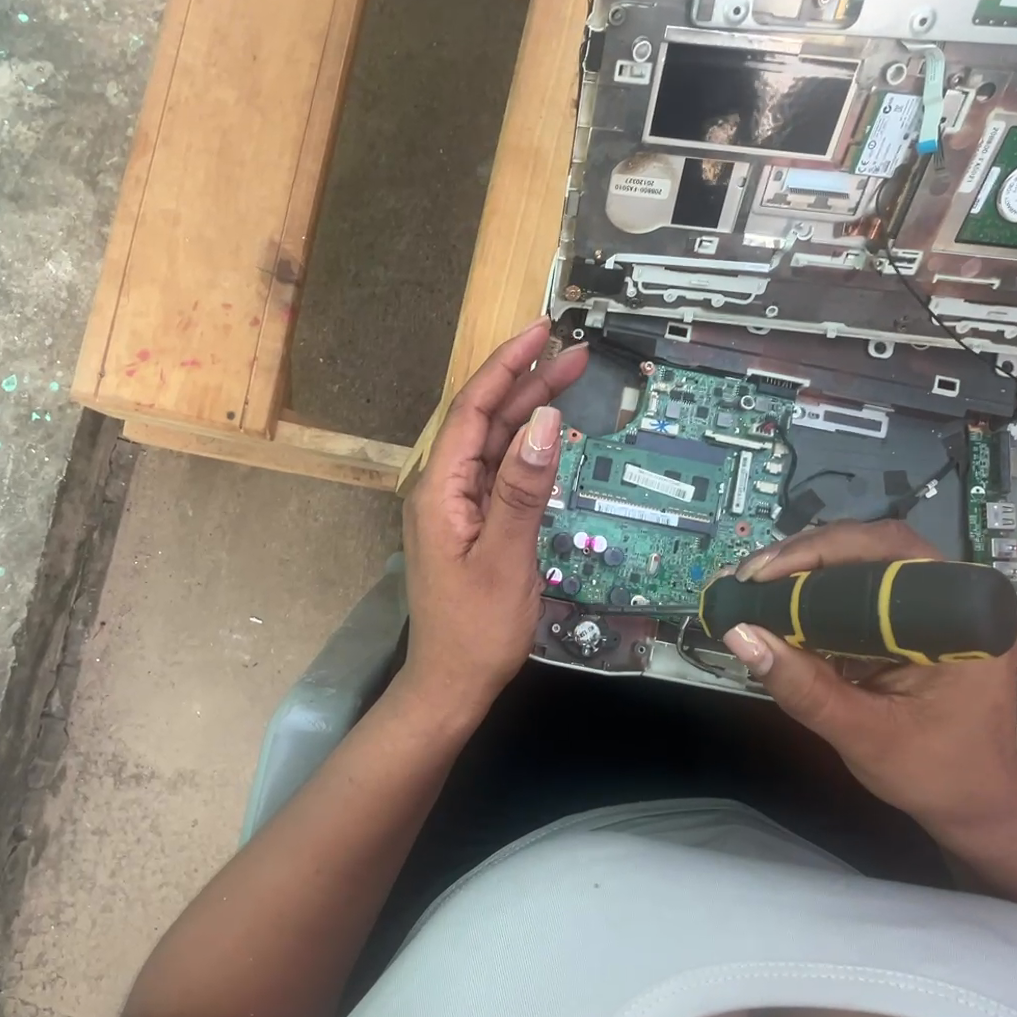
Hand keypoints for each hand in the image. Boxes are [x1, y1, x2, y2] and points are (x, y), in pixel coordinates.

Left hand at [401, 318, 588, 705]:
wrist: (451, 683)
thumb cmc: (475, 631)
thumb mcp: (505, 559)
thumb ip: (522, 489)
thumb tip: (544, 421)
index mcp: (440, 489)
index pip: (471, 410)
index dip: (506, 366)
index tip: (544, 333)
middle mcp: (442, 488)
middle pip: (483, 421)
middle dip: (526, 383)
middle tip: (576, 356)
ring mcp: (455, 506)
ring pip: (491, 445)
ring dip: (527, 414)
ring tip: (570, 383)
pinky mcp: (469, 524)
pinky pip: (496, 474)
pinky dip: (524, 452)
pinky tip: (548, 439)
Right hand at [719, 520, 1016, 834]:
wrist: (977, 804)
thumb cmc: (935, 773)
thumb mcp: (862, 734)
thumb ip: (803, 687)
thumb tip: (738, 635)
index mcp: (961, 617)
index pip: (886, 553)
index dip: (817, 554)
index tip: (760, 576)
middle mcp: (952, 596)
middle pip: (869, 548)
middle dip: (801, 557)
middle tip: (745, 579)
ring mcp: (932, 605)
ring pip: (860, 563)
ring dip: (803, 571)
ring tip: (752, 587)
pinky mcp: (910, 620)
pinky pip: (859, 590)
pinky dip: (814, 593)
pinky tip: (778, 604)